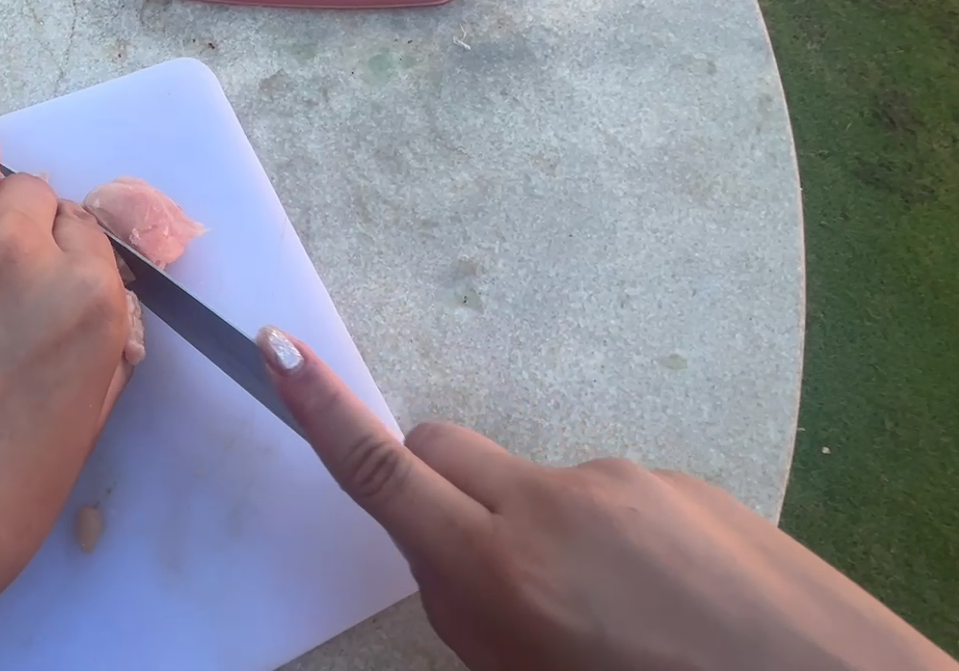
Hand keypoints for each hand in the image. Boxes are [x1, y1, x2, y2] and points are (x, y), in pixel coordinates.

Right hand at [255, 327, 958, 670]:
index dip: (317, 406)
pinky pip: (606, 492)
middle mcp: (553, 504)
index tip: (274, 345)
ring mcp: (624, 480)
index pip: (379, 469)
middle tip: (482, 560)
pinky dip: (610, 535)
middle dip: (434, 483)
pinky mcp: (684, 479)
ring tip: (619, 613)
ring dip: (537, 526)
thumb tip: (442, 555)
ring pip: (530, 480)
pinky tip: (675, 604)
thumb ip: (465, 612)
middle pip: (439, 444)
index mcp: (505, 572)